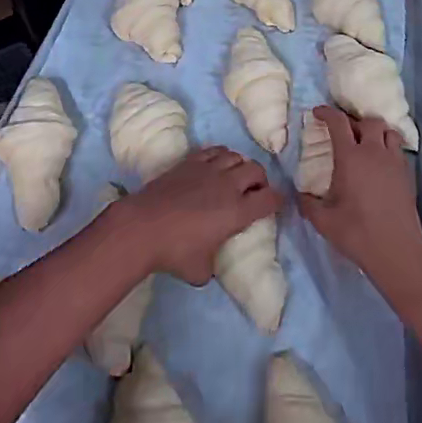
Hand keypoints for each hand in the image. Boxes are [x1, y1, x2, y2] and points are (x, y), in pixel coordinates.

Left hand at [112, 146, 280, 284]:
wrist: (143, 227)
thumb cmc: (175, 252)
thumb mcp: (200, 271)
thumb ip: (211, 266)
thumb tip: (208, 266)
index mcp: (237, 212)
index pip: (269, 199)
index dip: (278, 200)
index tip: (277, 203)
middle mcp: (228, 186)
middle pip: (256, 171)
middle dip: (261, 179)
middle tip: (255, 190)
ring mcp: (208, 170)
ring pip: (235, 156)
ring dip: (240, 165)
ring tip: (235, 176)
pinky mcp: (189, 162)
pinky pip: (213, 150)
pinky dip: (220, 155)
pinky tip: (215, 165)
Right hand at [299, 106, 421, 280]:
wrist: (397, 253)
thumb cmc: (357, 234)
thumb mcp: (323, 221)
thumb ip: (307, 204)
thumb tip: (299, 194)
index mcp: (351, 158)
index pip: (338, 122)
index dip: (326, 112)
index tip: (317, 113)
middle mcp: (374, 153)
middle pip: (368, 121)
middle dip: (353, 122)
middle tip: (342, 133)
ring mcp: (394, 162)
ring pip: (388, 131)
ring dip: (375, 131)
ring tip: (365, 143)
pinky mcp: (407, 175)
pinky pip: (398, 148)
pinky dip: (387, 146)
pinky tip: (379, 163)